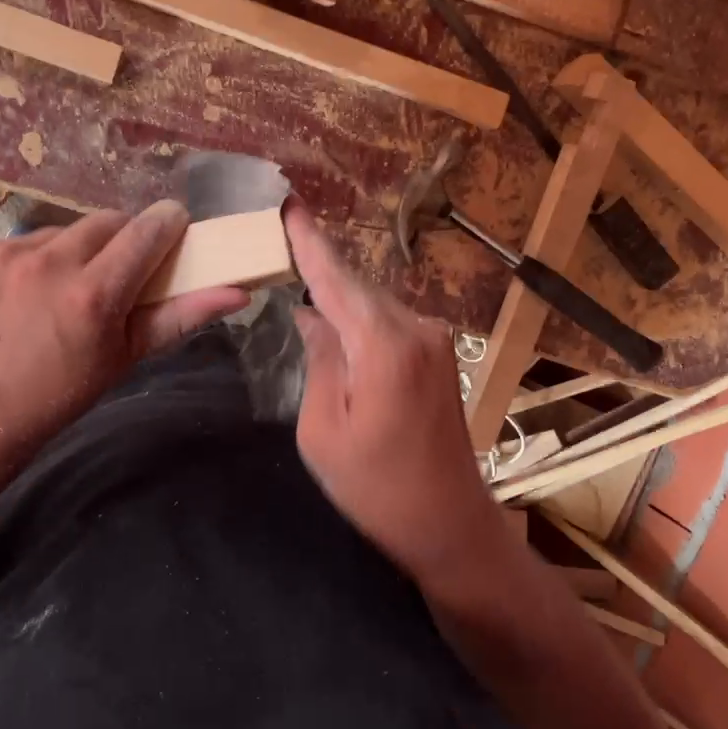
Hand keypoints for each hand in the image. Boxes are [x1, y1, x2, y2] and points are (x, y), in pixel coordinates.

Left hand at [0, 200, 249, 481]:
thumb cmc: (61, 394)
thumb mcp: (126, 358)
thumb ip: (181, 318)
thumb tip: (237, 292)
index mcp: (93, 295)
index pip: (146, 231)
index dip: (167, 223)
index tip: (175, 227)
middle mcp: (49, 264)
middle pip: (106, 222)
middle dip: (121, 239)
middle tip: (118, 272)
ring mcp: (5, 255)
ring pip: (62, 231)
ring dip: (74, 251)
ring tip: (65, 291)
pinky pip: (22, 242)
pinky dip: (33, 261)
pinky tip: (25, 296)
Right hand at [286, 203, 507, 580]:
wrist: (449, 525)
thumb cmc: (376, 488)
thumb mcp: (323, 430)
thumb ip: (318, 361)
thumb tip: (311, 315)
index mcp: (384, 346)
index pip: (335, 279)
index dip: (308, 241)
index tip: (287, 202)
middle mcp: (416, 329)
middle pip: (355, 286)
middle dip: (318, 264)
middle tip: (278, 236)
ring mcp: (434, 340)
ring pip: (372, 303)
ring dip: (337, 293)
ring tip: (296, 274)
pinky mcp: (439, 356)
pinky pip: (387, 322)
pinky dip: (357, 316)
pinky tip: (332, 318)